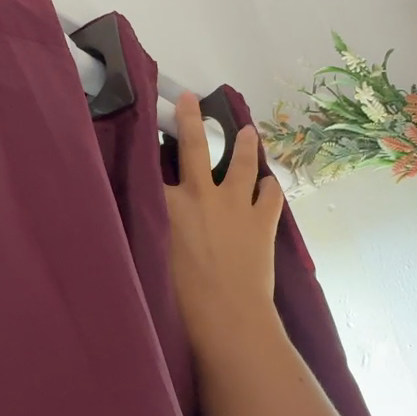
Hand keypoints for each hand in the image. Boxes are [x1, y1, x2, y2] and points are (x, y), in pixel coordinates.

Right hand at [164, 94, 286, 347]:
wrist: (227, 316)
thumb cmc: (179, 298)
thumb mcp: (152, 256)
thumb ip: (151, 229)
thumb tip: (149, 218)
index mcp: (167, 204)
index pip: (152, 166)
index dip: (148, 145)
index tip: (145, 125)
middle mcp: (202, 194)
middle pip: (197, 145)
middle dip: (193, 118)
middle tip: (192, 99)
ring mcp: (237, 204)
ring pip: (243, 163)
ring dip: (245, 145)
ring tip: (249, 131)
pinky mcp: (264, 221)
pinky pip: (271, 195)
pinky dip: (270, 188)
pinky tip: (269, 185)